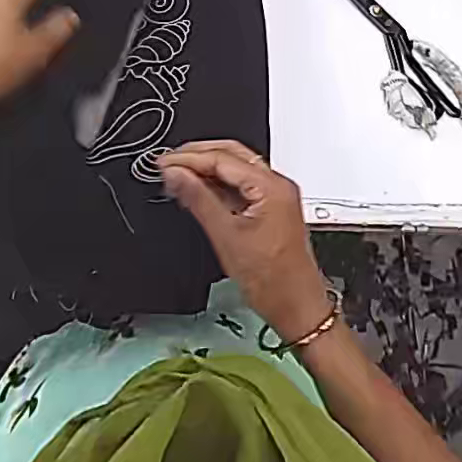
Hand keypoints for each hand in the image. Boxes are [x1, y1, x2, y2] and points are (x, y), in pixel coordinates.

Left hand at [0, 0, 78, 129]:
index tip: (70, 0)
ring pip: (5, 4)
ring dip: (19, 19)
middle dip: (40, 4)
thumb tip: (69, 17)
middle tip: (54, 29)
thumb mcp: (36, 52)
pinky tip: (4, 54)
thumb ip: (59, 29)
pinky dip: (0, 30)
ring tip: (29, 46)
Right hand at [158, 140, 331, 341]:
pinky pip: (240, 185)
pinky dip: (217, 184)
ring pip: (235, 167)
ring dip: (206, 168)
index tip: (165, 163)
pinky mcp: (271, 207)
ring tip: (178, 175)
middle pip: (231, 154)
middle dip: (197, 155)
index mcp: (271, 187)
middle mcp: (277, 185)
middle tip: (168, 163)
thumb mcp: (226, 235)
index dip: (189, 159)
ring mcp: (275, 196)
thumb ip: (198, 199)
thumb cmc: (273, 280)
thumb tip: (176, 175)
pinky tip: (198, 190)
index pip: (222, 158)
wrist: (296, 307)